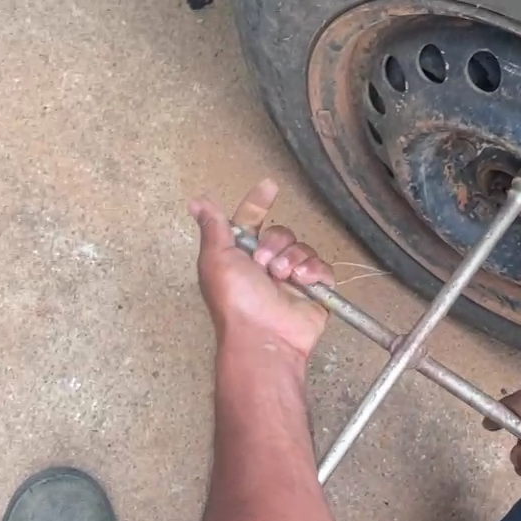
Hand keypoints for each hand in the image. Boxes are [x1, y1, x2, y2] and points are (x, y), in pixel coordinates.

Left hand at [189, 179, 333, 358]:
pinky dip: (315, 272)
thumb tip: (198, 202)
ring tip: (284, 279)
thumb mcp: (217, 259)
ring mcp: (292, 280)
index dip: (258, 204)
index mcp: (241, 257)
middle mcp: (266, 267)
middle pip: (282, 233)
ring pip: (303, 249)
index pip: (251, 222)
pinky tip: (304, 283)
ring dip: (294, 260)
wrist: (264, 335)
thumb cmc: (236, 302)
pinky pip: (323, 268)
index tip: (270, 186)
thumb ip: (213, 228)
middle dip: (276, 244)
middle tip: (266, 265)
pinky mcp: (314, 292)